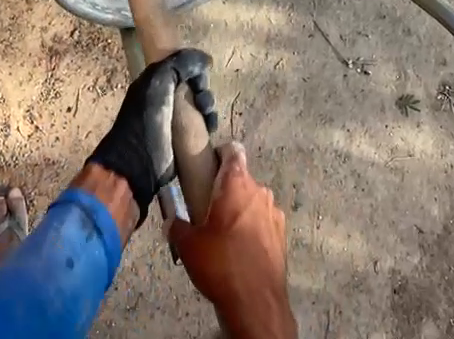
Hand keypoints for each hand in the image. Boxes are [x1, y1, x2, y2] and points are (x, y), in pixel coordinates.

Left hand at [85, 49, 216, 221]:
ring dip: (208, 110)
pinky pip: (198, 126)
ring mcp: (170, 121)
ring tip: (209, 120)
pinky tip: (210, 130)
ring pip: (197, 107)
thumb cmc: (146, 119)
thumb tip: (205, 60)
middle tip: (204, 105)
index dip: (196, 72)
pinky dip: (207, 125)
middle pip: (192, 88)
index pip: (182, 68)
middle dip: (204, 93)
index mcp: (154, 82)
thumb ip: (180, 64)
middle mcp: (162, 98)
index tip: (202, 82)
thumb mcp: (159, 81)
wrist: (137, 164)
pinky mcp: (178, 141)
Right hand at [167, 143, 294, 338]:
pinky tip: (241, 249)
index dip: (219, 153)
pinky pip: (264, 219)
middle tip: (208, 208)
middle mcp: (259, 190)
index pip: (232, 150)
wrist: (256, 303)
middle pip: (241, 177)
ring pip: (253, 199)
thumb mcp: (188, 246)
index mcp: (236, 183)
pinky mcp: (282, 233)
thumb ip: (177, 227)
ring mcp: (274, 211)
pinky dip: (253, 226)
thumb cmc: (221, 265)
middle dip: (226, 188)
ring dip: (241, 208)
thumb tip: (170, 222)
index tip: (207, 166)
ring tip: (224, 233)